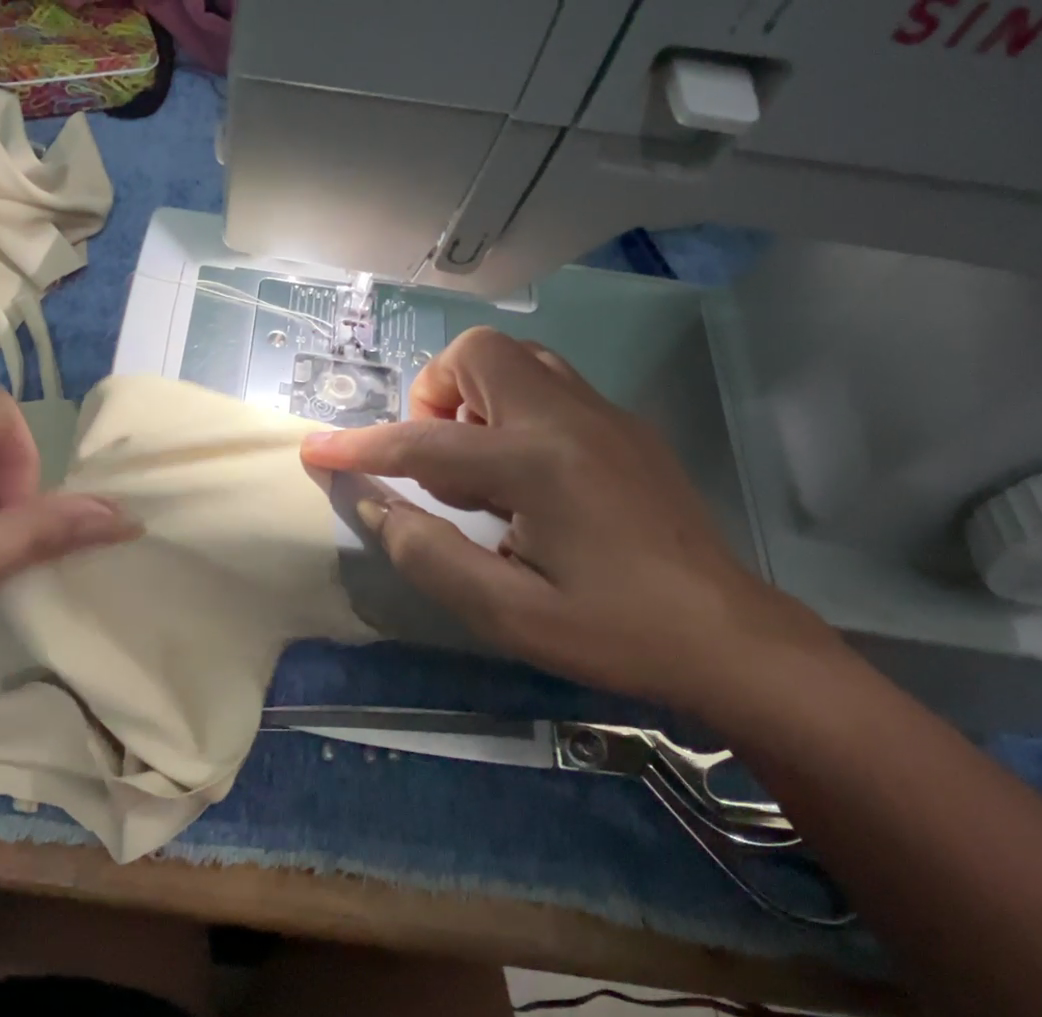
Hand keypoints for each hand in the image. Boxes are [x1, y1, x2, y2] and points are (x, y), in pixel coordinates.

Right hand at [300, 328, 839, 716]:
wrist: (727, 639)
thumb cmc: (612, 632)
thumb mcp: (504, 613)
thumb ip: (427, 553)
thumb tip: (373, 503)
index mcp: (537, 462)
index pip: (423, 441)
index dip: (359, 446)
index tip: (314, 448)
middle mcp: (571, 418)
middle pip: (478, 353)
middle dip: (431, 397)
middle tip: (431, 465)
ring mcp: (607, 417)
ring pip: (518, 360)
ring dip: (473, 398)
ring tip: (472, 470)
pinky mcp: (627, 431)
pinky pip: (549, 387)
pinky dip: (510, 411)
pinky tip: (522, 481)